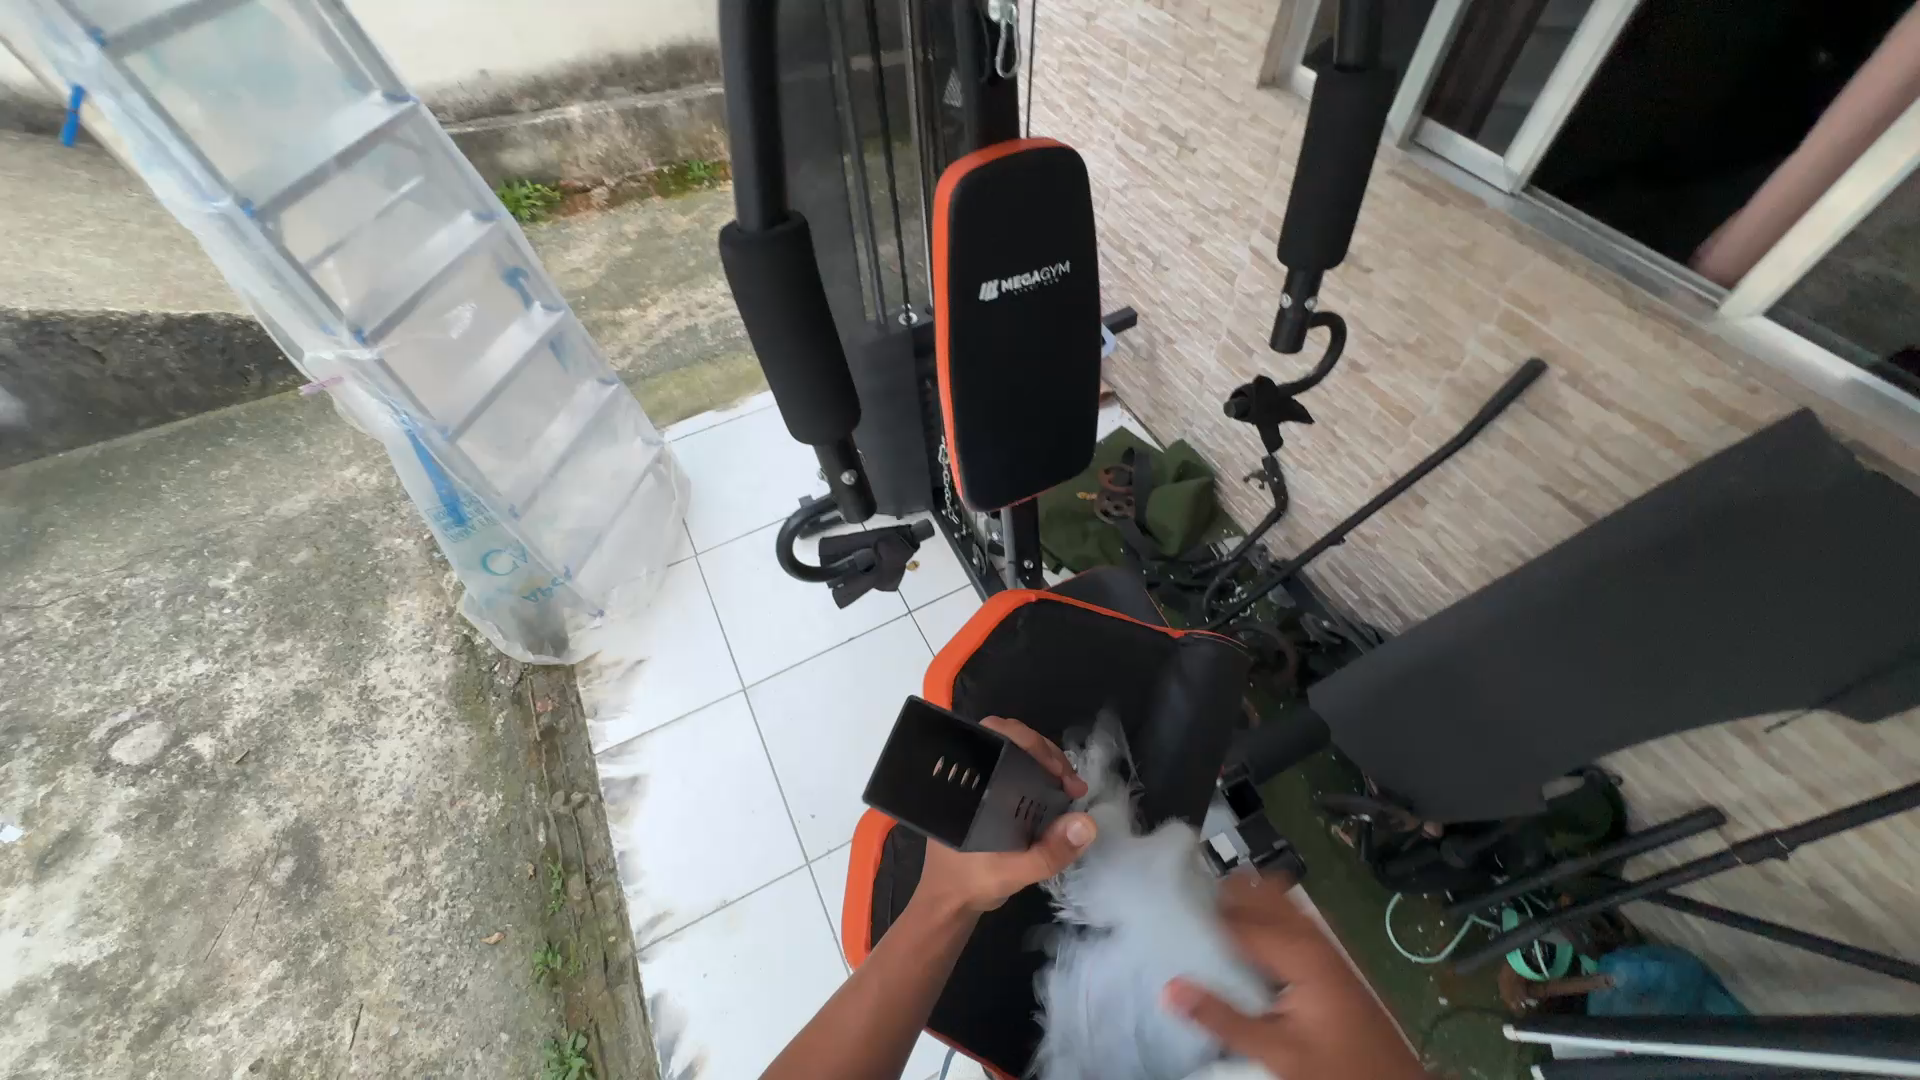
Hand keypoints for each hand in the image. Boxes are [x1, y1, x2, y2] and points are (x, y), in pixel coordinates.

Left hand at [911, 717, 1096, 914]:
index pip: (993, 735)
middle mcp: (972, 774)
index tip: (1056, 770)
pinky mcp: (990, 795)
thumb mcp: (1014, 872)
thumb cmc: (971, 884)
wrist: (949, 905)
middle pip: (1008, 739)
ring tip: (1070, 788)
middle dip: (1045, 753)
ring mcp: (981, 783)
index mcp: (968, 782)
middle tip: (1071, 782)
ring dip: (1045, 764)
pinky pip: (1015, 770)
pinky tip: (1058, 794)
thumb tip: (1086, 823)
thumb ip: (1049, 851)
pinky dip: (1039, 776)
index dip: (1028, 741)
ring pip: (1015, 753)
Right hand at [1163, 874, 1428, 1079]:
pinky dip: (1264, 913)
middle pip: (1262, 890)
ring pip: (1278, 899)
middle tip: (1190, 902)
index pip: (1238, 912)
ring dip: (1247, 898)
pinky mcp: (1328, 958)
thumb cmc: (1336, 1067)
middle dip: (1228, 891)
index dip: (1205, 906)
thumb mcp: (1276, 1051)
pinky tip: (1247, 935)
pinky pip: (1290, 917)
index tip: (1173, 903)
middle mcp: (1311, 935)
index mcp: (1296, 949)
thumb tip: (1169, 988)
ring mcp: (1323, 944)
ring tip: (1211, 911)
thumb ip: (1222, 1018)